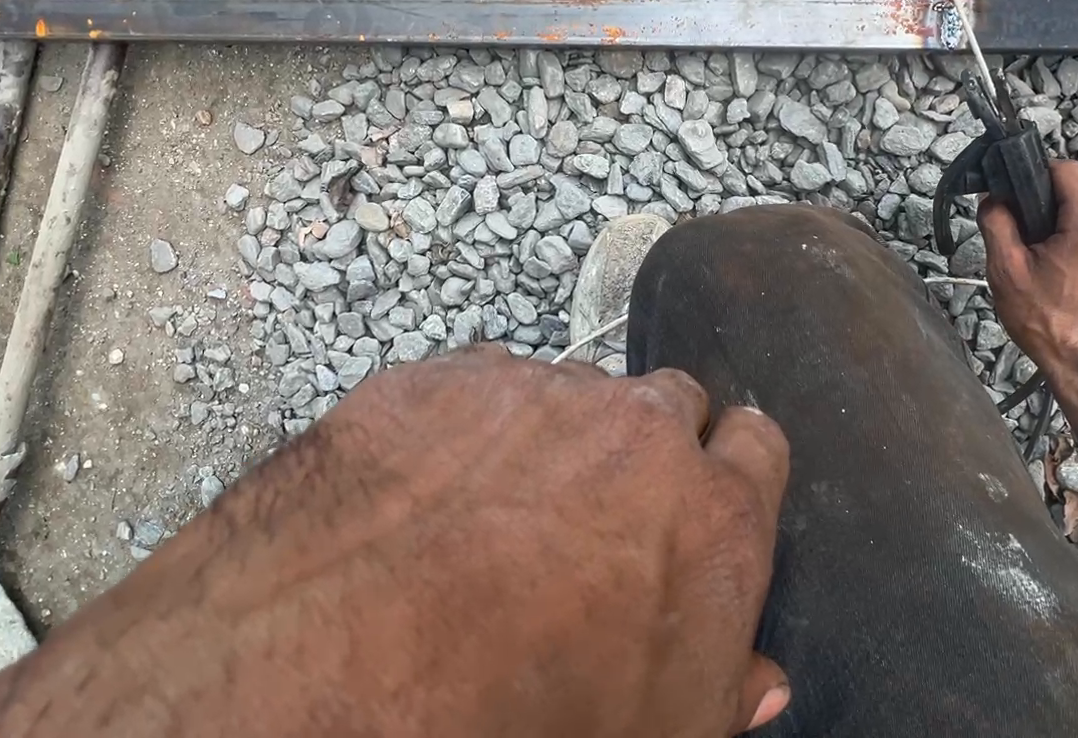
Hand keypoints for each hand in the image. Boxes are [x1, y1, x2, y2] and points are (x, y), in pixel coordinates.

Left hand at [0, 347, 791, 737]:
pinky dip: (469, 424)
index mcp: (709, 512)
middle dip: (646, 447)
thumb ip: (721, 690)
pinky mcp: (440, 376)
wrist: (314, 699)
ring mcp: (534, 391)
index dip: (731, 472)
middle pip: (670, 403)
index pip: (757, 444)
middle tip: (594, 514)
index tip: (702, 499)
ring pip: (573, 391)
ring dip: (555, 435)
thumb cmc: (512, 732)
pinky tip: (422, 492)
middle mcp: (636, 428)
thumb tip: (762, 677)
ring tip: (493, 509)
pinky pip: (480, 385)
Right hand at [978, 160, 1077, 399]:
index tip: (1015, 198)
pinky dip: (1073, 246)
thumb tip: (994, 197)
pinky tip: (1058, 276)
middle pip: (1073, 195)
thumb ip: (996, 223)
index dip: (1035, 175)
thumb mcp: (1006, 270)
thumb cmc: (1046, 322)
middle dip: (1044, 211)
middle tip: (1021, 244)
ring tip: (1039, 266)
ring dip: (1058, 230)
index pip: (1066, 169)